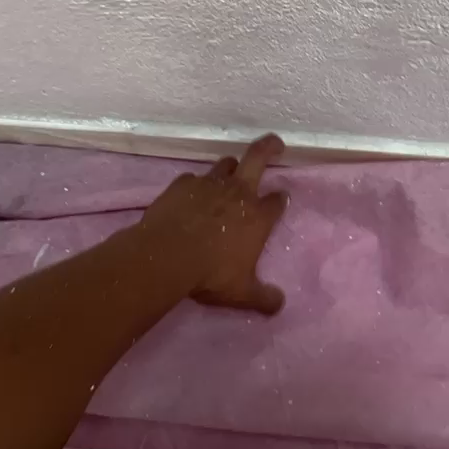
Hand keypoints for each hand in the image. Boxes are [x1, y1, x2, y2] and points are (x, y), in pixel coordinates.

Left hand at [138, 134, 289, 314]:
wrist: (167, 255)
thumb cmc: (211, 273)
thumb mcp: (241, 293)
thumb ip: (263, 298)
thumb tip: (280, 304)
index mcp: (257, 216)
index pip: (276, 201)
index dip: (280, 199)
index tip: (280, 199)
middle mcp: (238, 192)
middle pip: (258, 157)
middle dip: (270, 147)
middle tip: (276, 143)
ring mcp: (210, 184)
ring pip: (226, 164)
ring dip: (230, 168)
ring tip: (229, 174)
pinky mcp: (184, 184)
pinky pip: (193, 179)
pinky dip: (195, 186)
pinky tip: (190, 196)